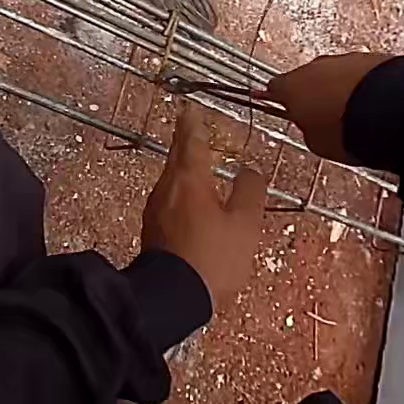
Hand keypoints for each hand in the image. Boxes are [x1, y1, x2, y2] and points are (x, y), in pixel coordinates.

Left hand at [141, 103, 266, 304]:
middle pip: (177, 156)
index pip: (191, 140)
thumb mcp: (243, 225)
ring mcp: (156, 207)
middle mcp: (167, 186)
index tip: (191, 107)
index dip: (193, 122)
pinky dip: (181, 189)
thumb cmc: (212, 257)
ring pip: (172, 177)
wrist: (171, 296)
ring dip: (183, 165)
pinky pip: (169, 197)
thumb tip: (251, 170)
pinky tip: (190, 199)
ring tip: (196, 161)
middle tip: (191, 126)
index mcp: (189, 179)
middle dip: (186, 140)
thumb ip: (249, 192)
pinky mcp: (153, 227)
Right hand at [258, 53, 392, 162]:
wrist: (395, 112)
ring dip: (341, 90)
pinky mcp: (372, 58)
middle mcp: (314, 67)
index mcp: (291, 86)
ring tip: (354, 115)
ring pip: (336, 74)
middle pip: (306, 79)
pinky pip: (362, 73)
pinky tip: (374, 106)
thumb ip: (308, 130)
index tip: (279, 106)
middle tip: (323, 117)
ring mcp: (344, 60)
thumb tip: (313, 129)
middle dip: (314, 95)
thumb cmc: (351, 128)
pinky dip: (364, 86)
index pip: (273, 89)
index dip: (277, 100)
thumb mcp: (318, 143)